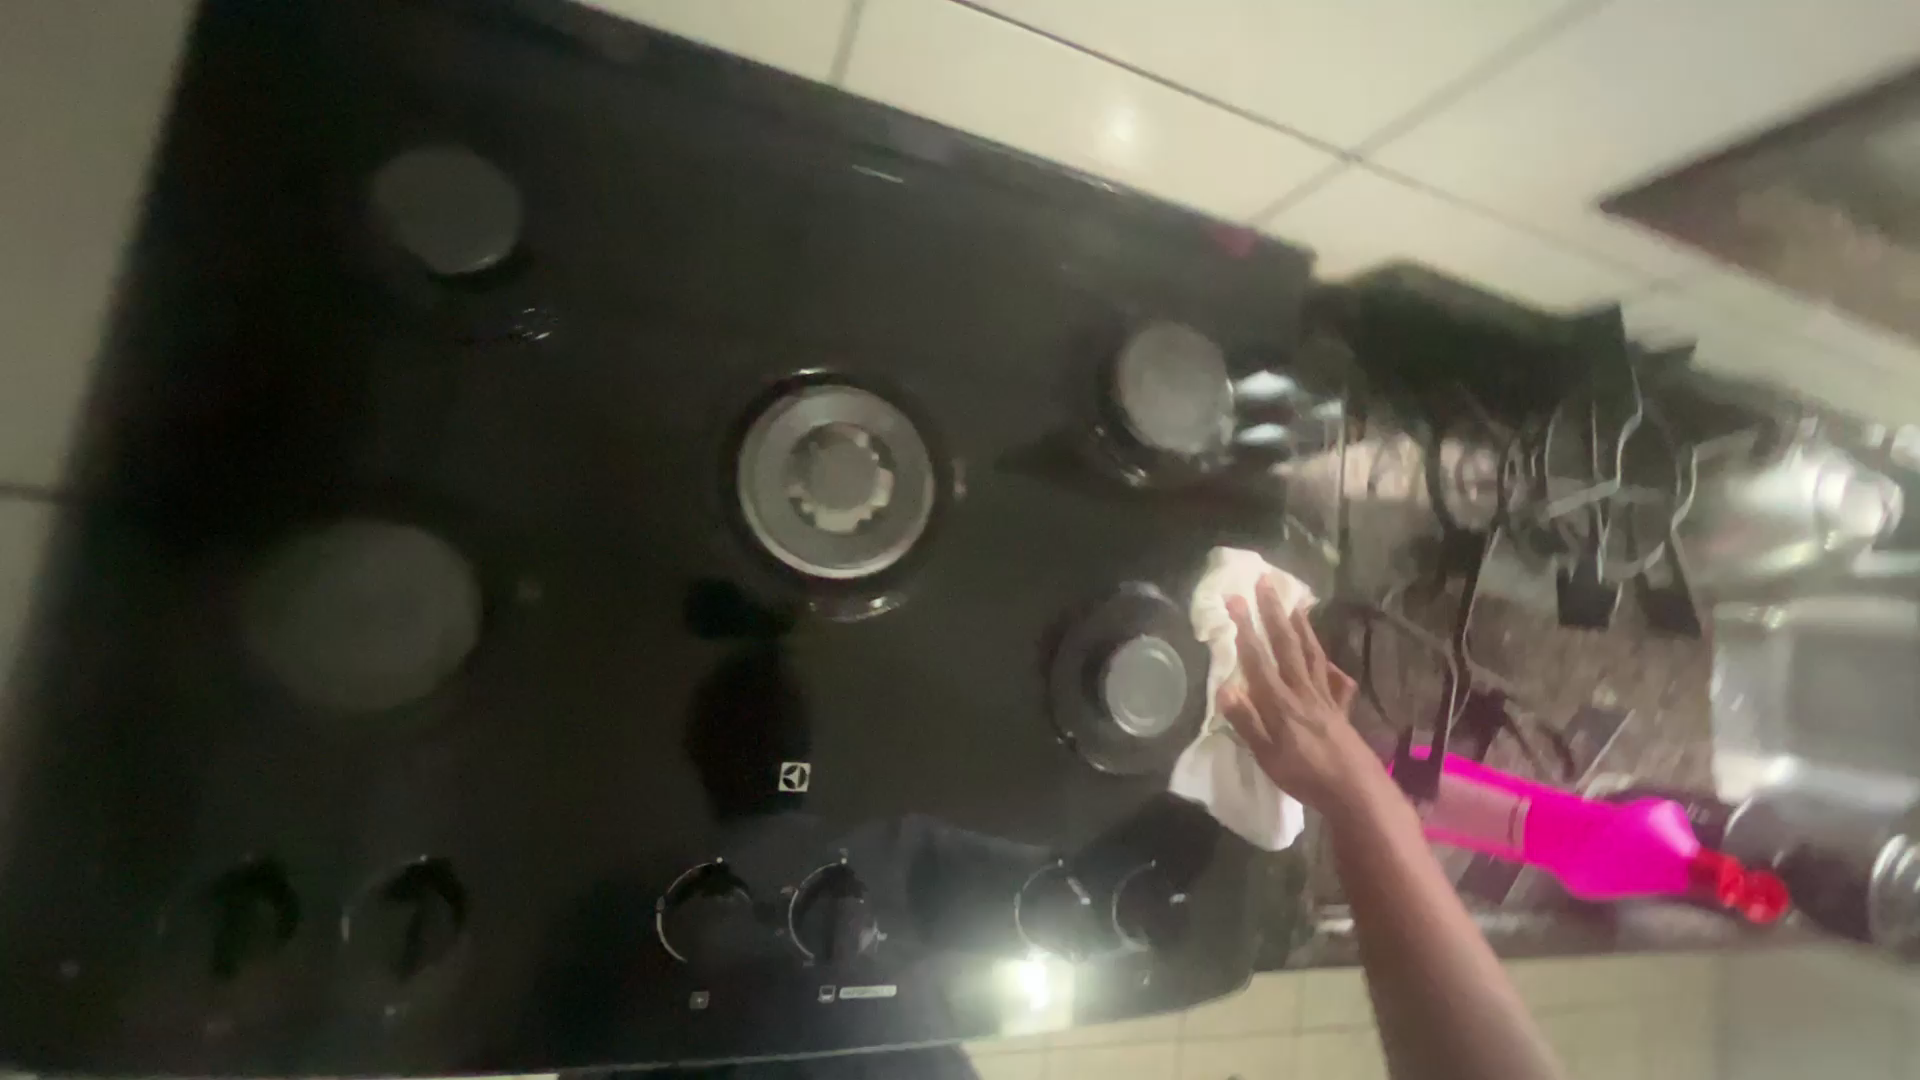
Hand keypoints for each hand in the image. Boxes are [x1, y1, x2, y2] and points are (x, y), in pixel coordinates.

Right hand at [1219, 575, 1380, 815]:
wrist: (1357, 793)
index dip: (1245, 628)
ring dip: (1301, 627)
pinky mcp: (1340, 710)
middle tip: (1266, 583)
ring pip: (1311, 655)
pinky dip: (1330, 667)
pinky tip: (1330, 662)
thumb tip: (1224, 687)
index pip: (1257, 658)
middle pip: (1286, 646)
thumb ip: (1246, 721)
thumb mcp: (1266, 755)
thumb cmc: (1305, 776)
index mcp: (1279, 702)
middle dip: (1273, 613)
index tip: (1235, 599)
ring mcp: (1324, 698)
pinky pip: (1335, 681)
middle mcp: (1302, 691)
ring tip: (1294, 604)